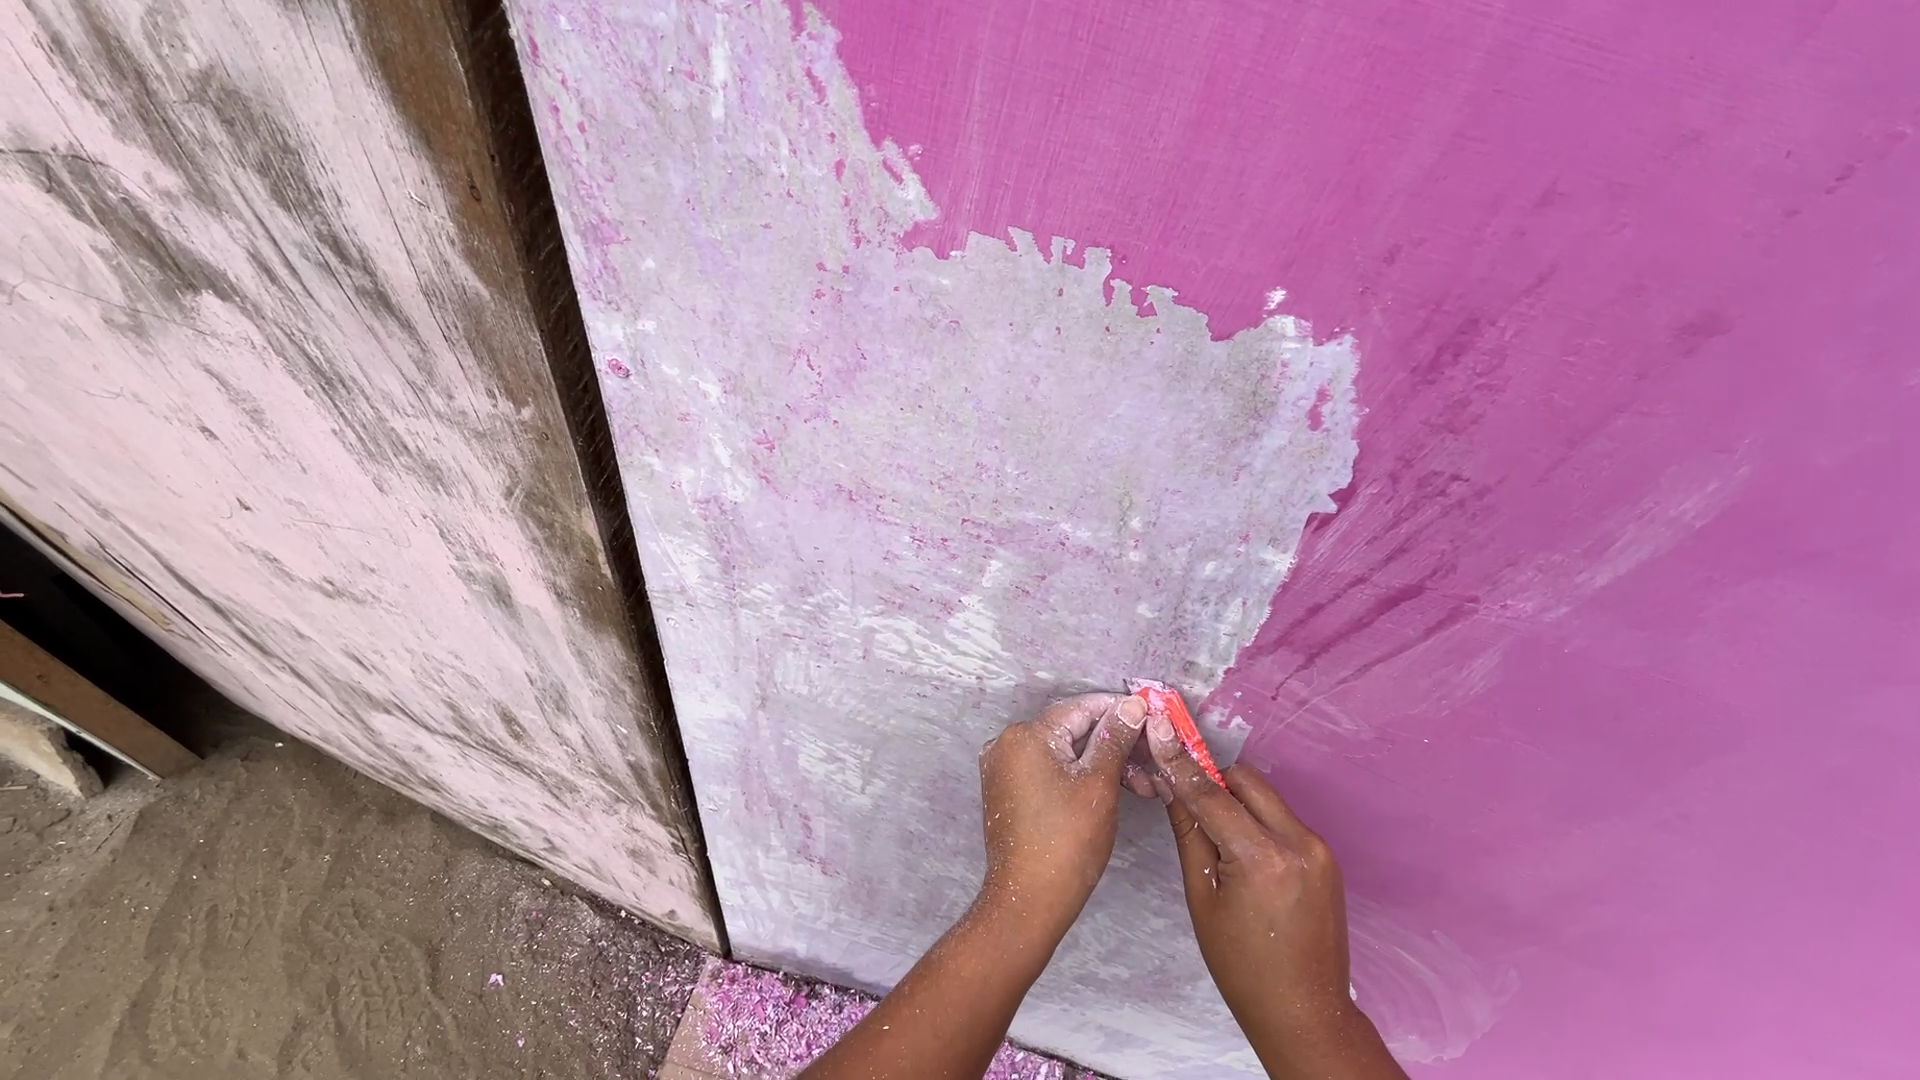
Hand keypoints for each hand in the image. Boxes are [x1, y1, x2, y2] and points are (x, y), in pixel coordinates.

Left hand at [976, 693, 1149, 935]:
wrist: (1028, 901)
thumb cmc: (1067, 842)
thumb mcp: (1099, 784)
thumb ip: (1115, 737)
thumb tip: (1133, 703)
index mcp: (1026, 735)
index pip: (1082, 707)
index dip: (1122, 711)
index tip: (1155, 720)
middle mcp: (1008, 743)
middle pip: (1073, 729)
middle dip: (1116, 744)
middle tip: (1154, 764)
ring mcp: (1005, 768)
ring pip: (1065, 752)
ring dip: (1103, 764)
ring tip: (1143, 787)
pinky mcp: (1010, 790)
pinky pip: (1051, 769)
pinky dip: (1080, 776)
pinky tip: (1113, 790)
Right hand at [1147, 717, 1406, 1078]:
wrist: (1304, 1012)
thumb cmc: (1241, 965)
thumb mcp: (1202, 898)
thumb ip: (1190, 833)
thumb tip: (1171, 786)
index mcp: (1263, 859)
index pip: (1211, 794)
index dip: (1180, 759)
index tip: (1159, 726)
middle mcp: (1299, 843)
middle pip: (1246, 781)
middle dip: (1211, 771)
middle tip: (1178, 769)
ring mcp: (1319, 849)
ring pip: (1265, 797)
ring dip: (1233, 792)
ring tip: (1203, 805)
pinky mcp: (1326, 857)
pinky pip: (1282, 818)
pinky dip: (1254, 814)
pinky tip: (1234, 831)